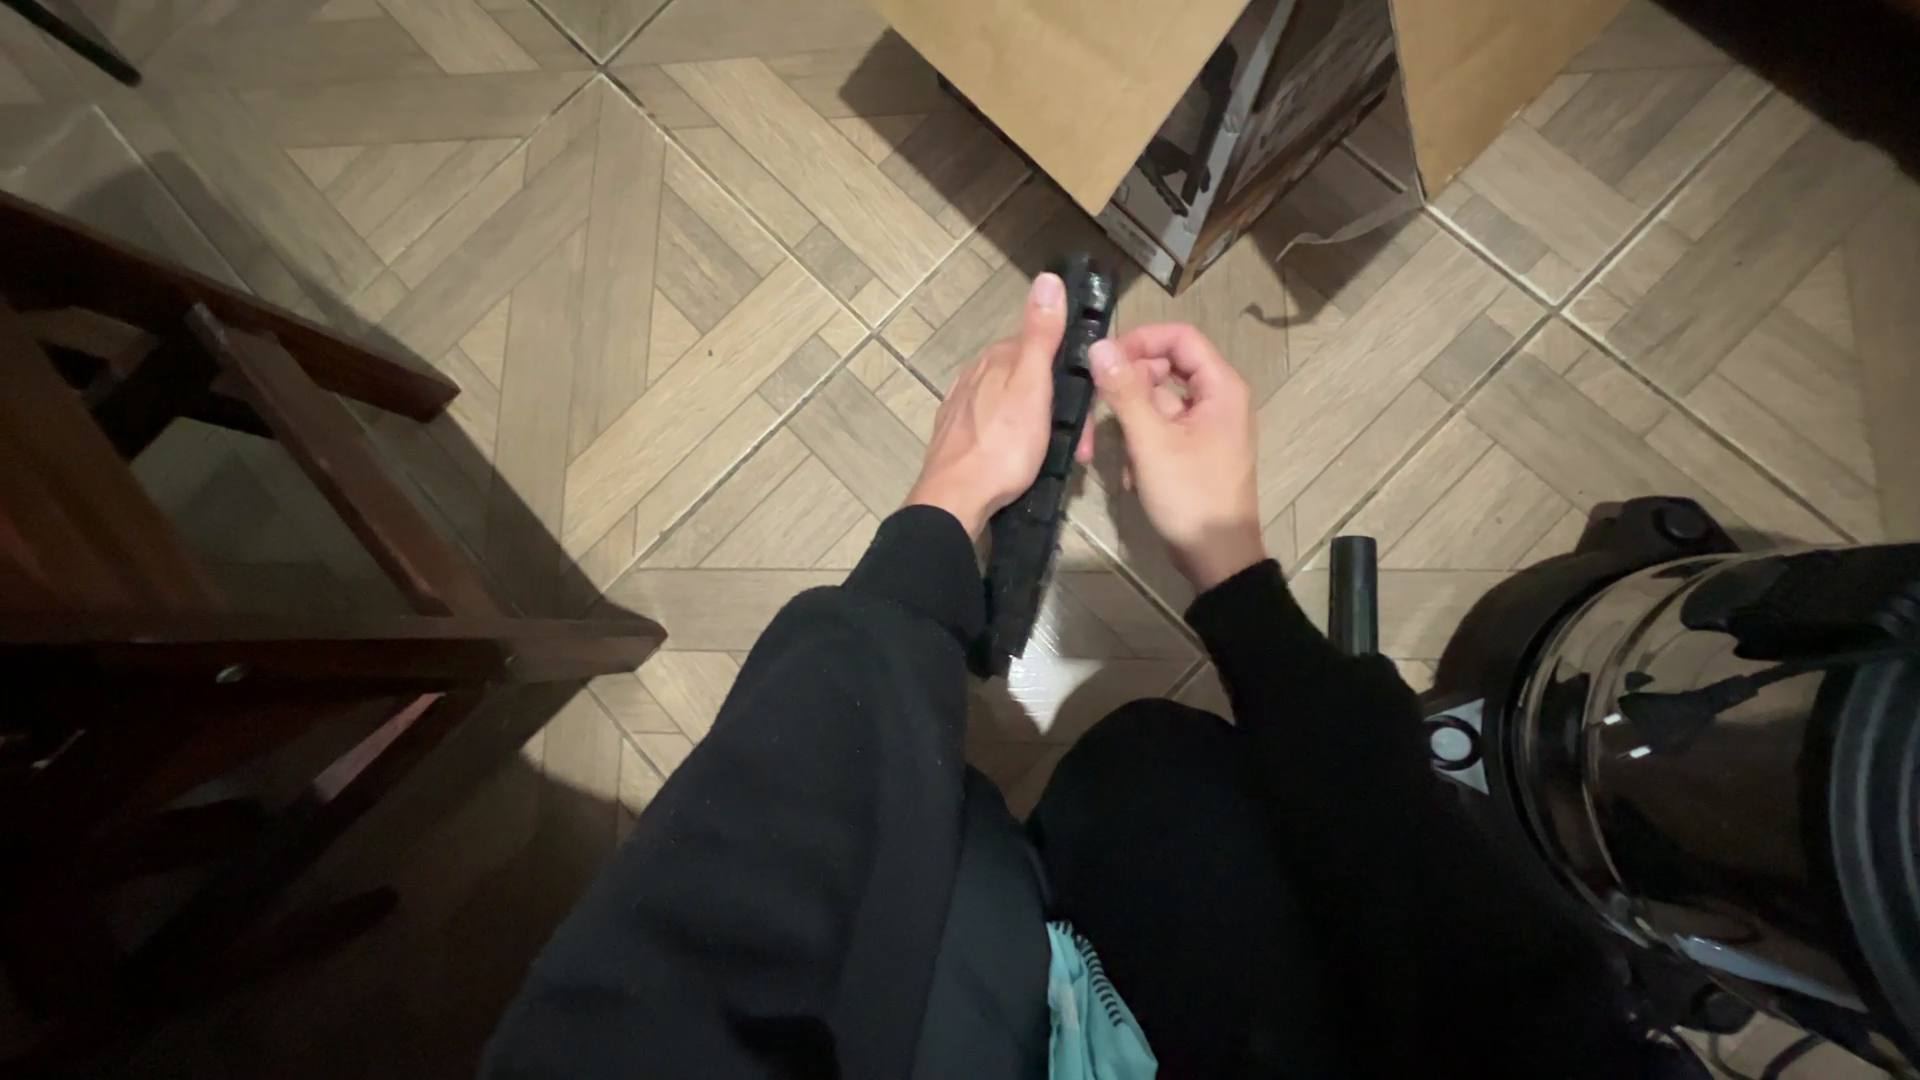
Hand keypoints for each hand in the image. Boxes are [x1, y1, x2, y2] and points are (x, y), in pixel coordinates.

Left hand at [905, 273, 1066, 537]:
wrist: (957, 499)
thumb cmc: (1003, 446)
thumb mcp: (1032, 386)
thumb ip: (1041, 335)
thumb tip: (1048, 278)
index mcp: (997, 358)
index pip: (1043, 348)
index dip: (1071, 375)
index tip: (1089, 409)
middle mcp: (975, 375)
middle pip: (1027, 379)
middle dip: (1056, 407)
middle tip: (1078, 446)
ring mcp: (962, 406)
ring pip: (1012, 405)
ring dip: (1038, 426)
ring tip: (1051, 457)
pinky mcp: (955, 436)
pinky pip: (995, 427)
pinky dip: (1013, 439)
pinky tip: (1020, 457)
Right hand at [1084, 324, 1264, 590]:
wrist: (1216, 557)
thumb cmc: (1190, 496)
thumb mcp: (1151, 442)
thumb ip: (1125, 391)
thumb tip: (1099, 346)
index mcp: (1220, 387)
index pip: (1180, 337)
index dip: (1141, 340)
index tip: (1104, 359)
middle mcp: (1216, 399)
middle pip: (1165, 369)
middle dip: (1130, 390)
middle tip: (1101, 410)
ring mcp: (1204, 427)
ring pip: (1157, 404)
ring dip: (1132, 426)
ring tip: (1122, 457)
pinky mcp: (1192, 450)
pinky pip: (1160, 432)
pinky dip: (1141, 447)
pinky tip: (1134, 477)